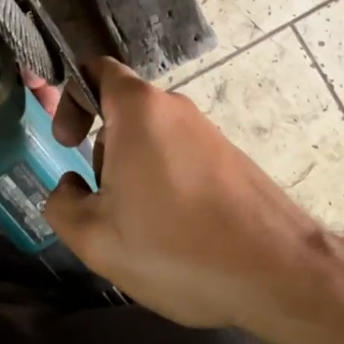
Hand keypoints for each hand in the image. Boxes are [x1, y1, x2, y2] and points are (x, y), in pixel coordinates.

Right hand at [42, 57, 334, 333]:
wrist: (281, 274)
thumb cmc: (178, 246)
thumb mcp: (96, 238)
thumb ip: (62, 205)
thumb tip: (70, 188)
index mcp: (138, 108)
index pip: (95, 69)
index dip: (69, 98)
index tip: (67, 143)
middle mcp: (174, 108)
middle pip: (123, 112)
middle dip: (103, 151)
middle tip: (103, 202)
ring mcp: (208, 133)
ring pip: (153, 140)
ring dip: (135, 173)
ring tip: (142, 228)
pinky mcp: (233, 160)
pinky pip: (183, 159)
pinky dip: (168, 186)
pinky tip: (177, 235)